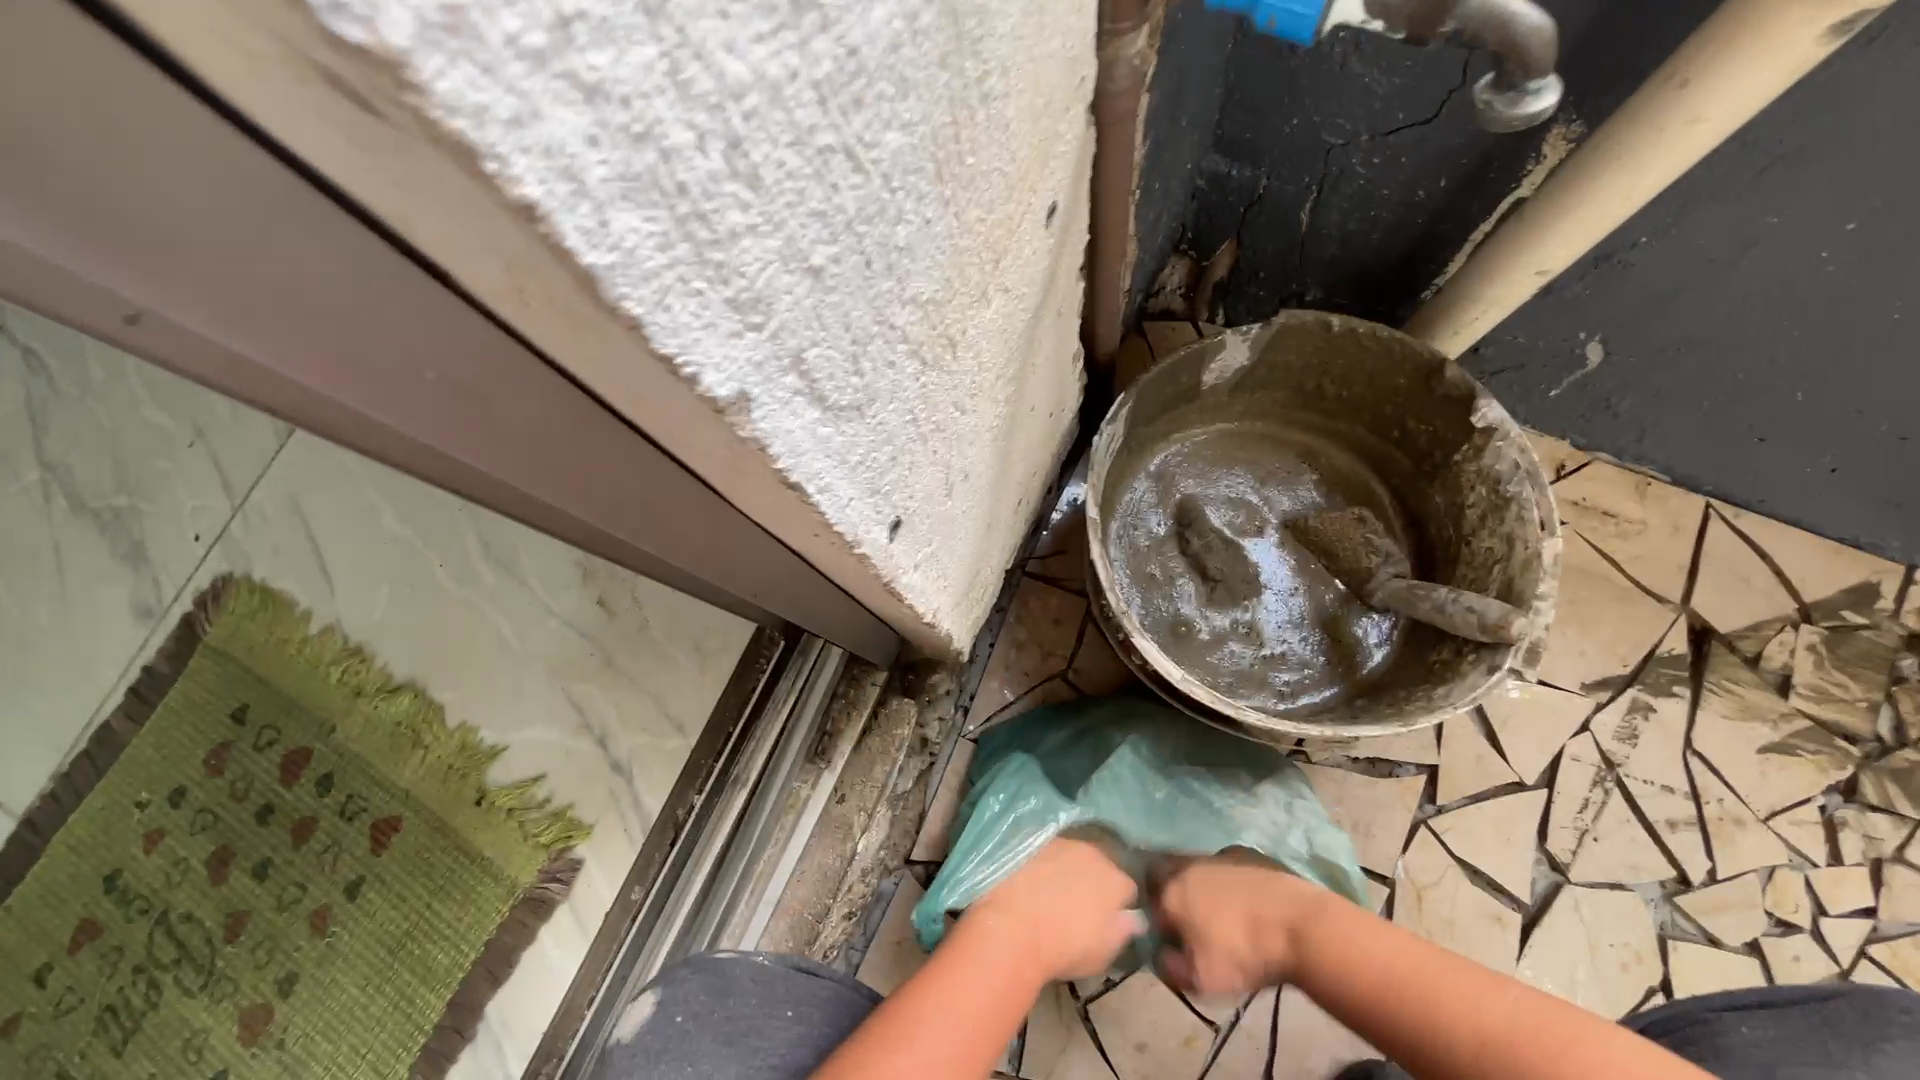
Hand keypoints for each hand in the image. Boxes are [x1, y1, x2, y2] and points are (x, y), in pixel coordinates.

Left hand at [960, 834, 1143, 982]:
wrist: (1011, 928)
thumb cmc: (1064, 948)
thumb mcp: (1104, 952)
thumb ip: (1124, 930)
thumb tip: (1133, 918)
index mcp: (1115, 878)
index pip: (1128, 888)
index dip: (1121, 905)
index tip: (1109, 920)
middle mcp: (1090, 852)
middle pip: (1100, 865)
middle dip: (1094, 882)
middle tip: (1079, 906)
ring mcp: (1057, 844)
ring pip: (1070, 856)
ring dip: (1066, 870)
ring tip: (1051, 894)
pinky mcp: (1027, 843)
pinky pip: (1043, 854)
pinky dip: (1041, 866)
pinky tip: (1031, 883)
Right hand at [1147, 847, 1333, 996]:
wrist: (1303, 926)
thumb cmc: (1245, 954)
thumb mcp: (1201, 979)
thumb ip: (1171, 967)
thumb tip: (1164, 955)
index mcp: (1171, 892)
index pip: (1152, 909)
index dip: (1161, 929)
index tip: (1176, 946)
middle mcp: (1189, 865)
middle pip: (1172, 881)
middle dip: (1179, 901)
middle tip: (1198, 927)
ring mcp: (1222, 856)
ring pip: (1202, 873)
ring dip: (1207, 891)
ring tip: (1229, 918)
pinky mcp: (1252, 855)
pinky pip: (1231, 871)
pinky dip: (1234, 885)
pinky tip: (1251, 906)